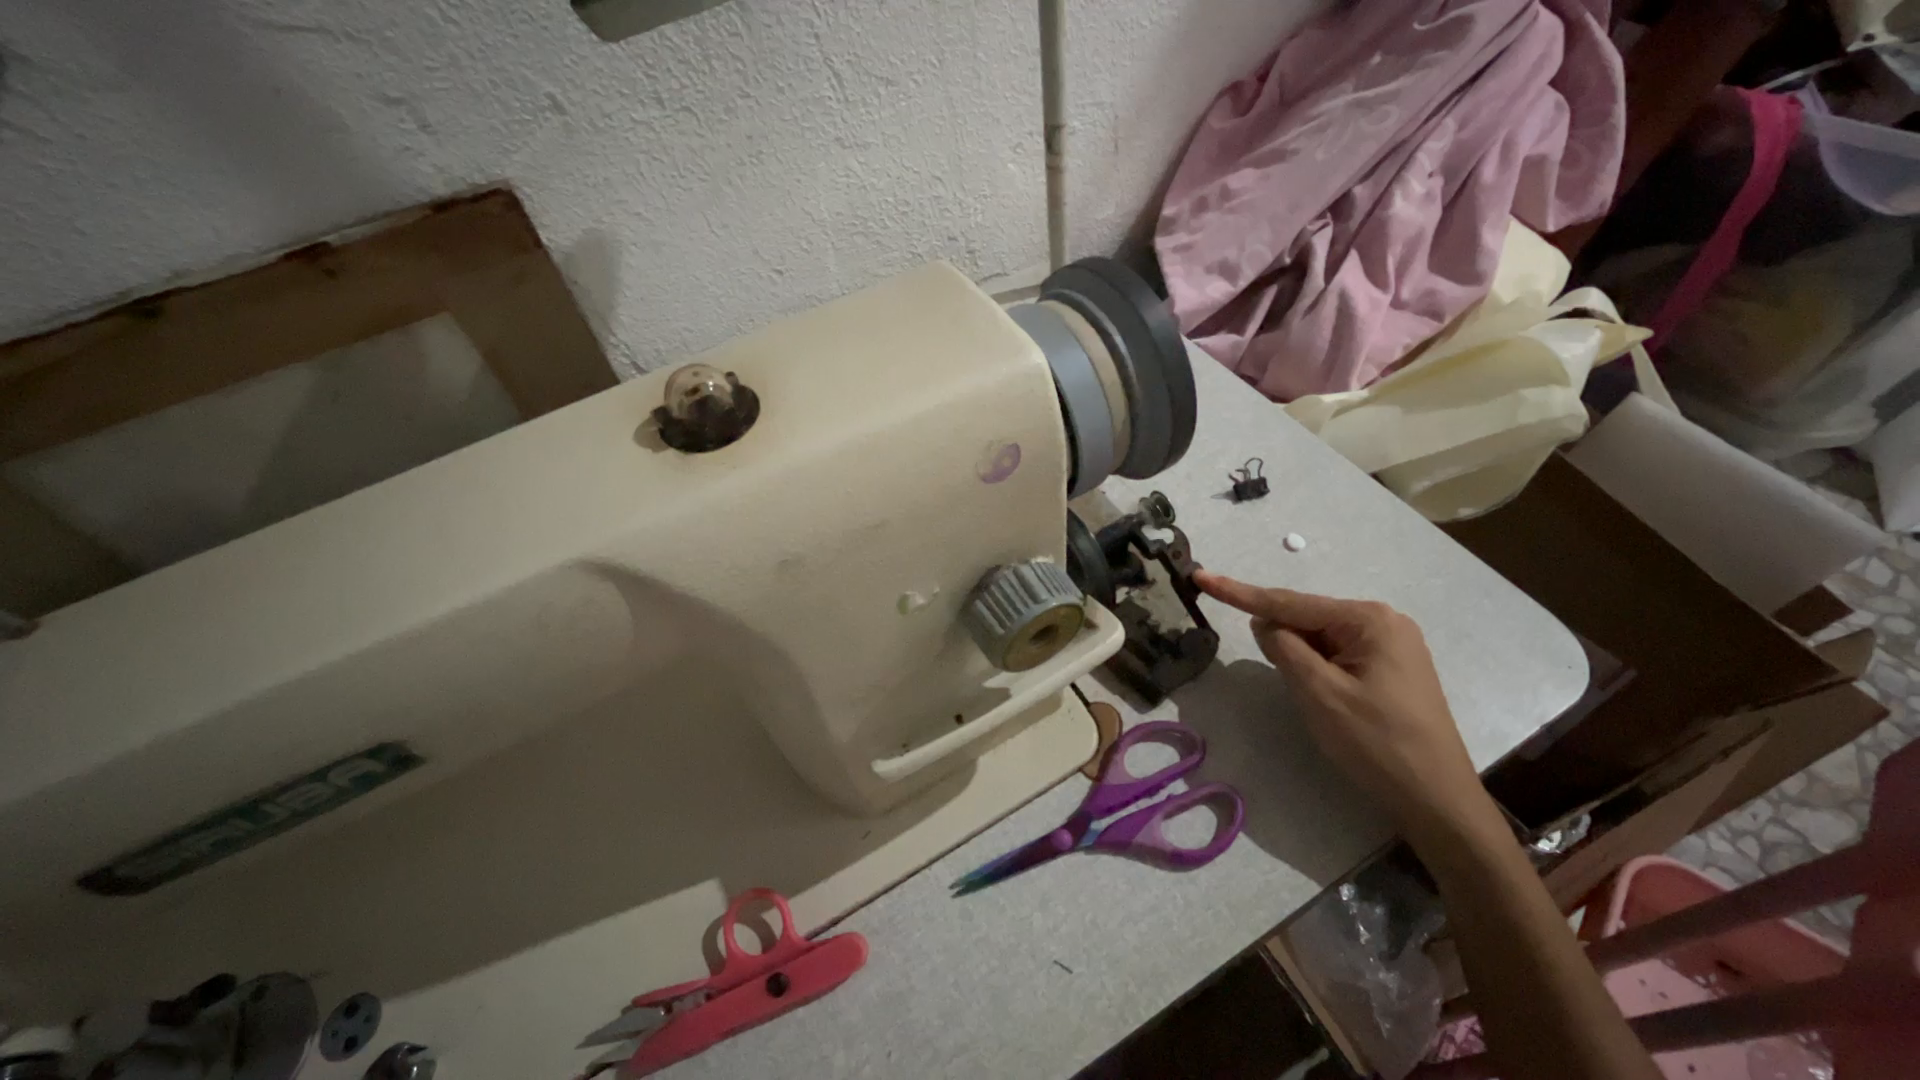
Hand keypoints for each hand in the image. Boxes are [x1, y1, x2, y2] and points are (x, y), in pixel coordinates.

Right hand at [1193, 570, 1496, 840]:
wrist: (1437, 799)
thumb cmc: (1377, 744)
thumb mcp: (1319, 694)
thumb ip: (1284, 649)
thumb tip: (1264, 622)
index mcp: (1368, 620)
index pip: (1290, 602)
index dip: (1240, 593)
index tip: (1201, 576)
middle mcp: (1383, 622)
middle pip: (1308, 618)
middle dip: (1283, 641)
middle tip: (1291, 687)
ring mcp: (1391, 646)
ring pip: (1322, 640)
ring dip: (1302, 661)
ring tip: (1317, 703)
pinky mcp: (1392, 670)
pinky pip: (1339, 655)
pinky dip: (1319, 670)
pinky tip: (1323, 697)